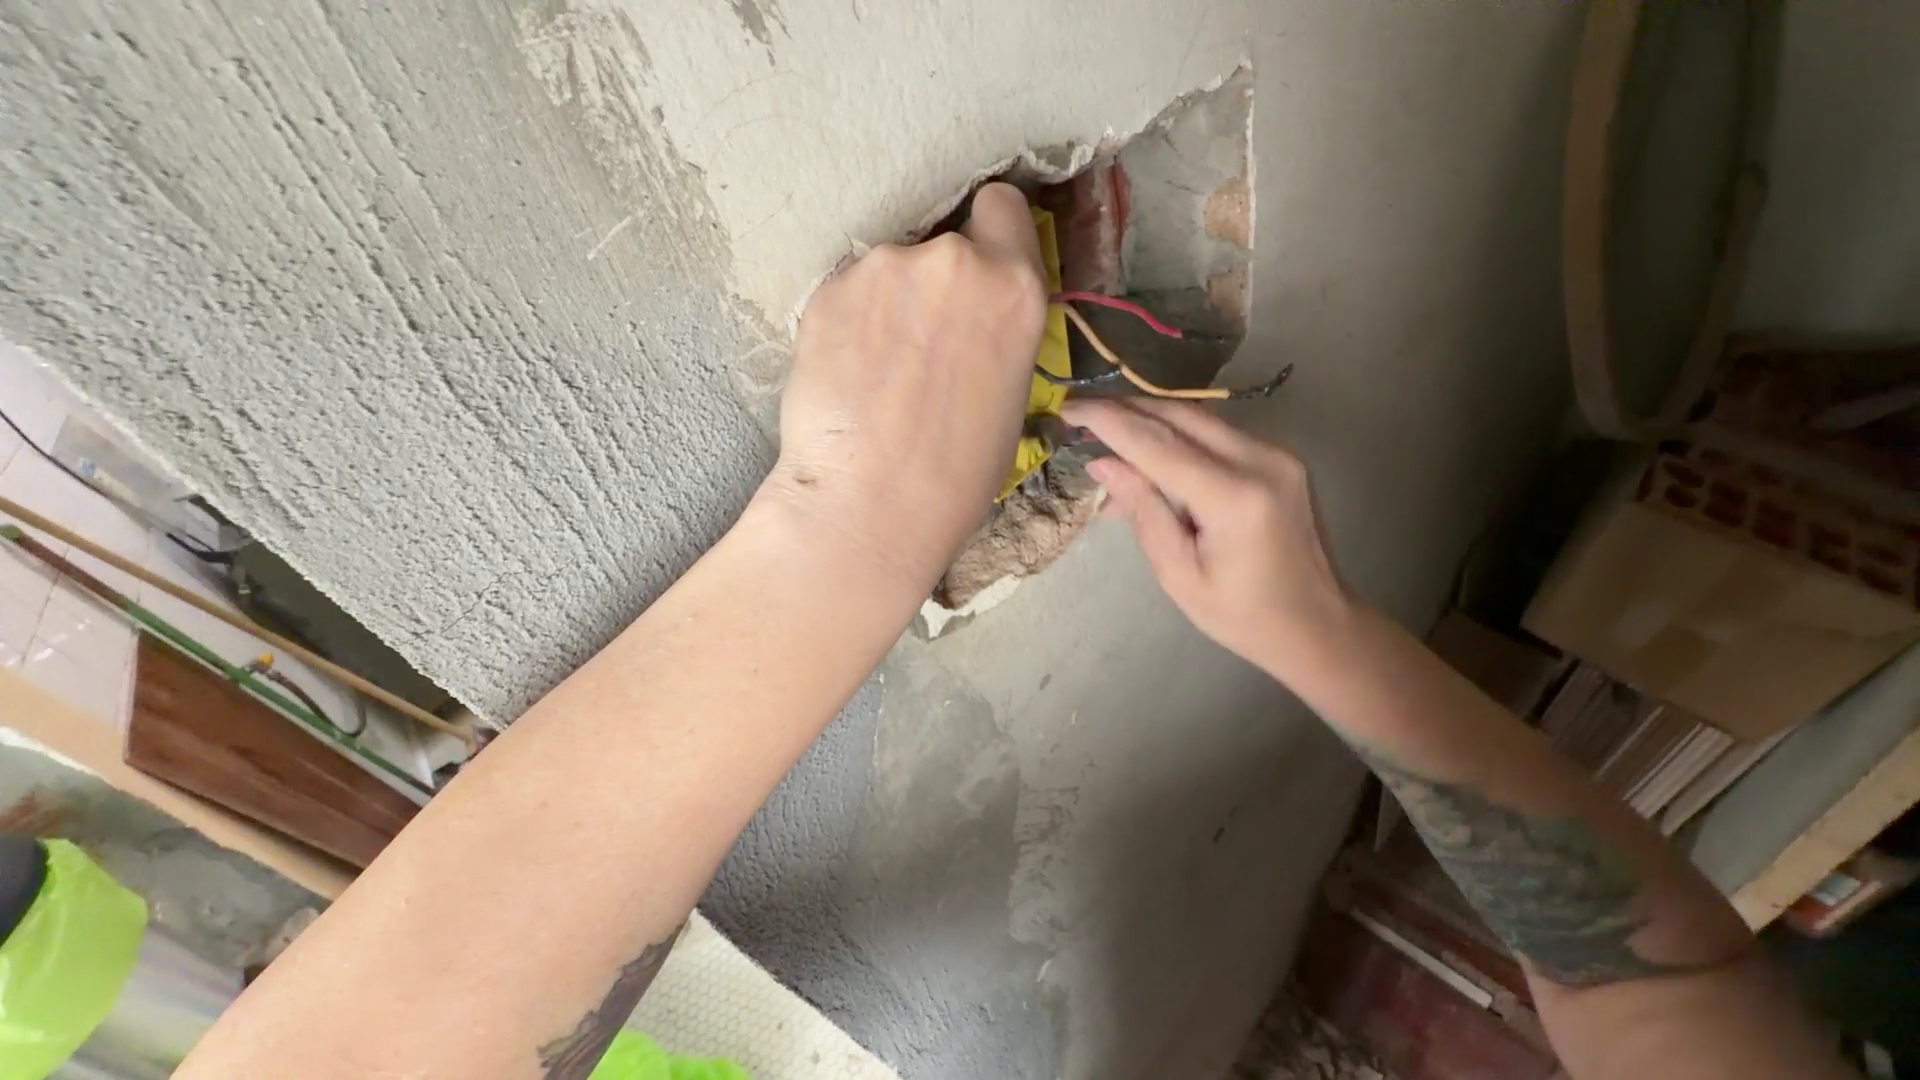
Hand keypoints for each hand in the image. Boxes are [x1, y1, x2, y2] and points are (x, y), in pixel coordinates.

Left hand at [763, 183, 1046, 588]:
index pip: (1003, 207)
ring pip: (889, 268)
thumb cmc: (957, 474)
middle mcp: (953, 260)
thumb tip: (975, 322)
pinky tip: (845, 372)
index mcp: (1014, 288)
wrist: (871, 503)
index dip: (990, 234)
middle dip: (933, 282)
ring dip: (887, 302)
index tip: (976, 270)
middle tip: (919, 344)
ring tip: (876, 369)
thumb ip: (997, 334)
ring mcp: (884, 269)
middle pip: (942, 243)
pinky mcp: (828, 290)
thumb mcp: (1010, 398)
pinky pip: (847, 291)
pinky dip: (848, 320)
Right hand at [1060, 398, 1354, 673]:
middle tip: (1079, 413)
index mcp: (1233, 497)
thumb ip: (1143, 511)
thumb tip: (1103, 463)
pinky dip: (1176, 437)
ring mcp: (1276, 454)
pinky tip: (1147, 456)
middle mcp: (1260, 460)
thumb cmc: (1240, 614)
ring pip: (1198, 418)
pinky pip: (1216, 434)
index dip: (1108, 421)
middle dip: (1125, 408)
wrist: (1317, 623)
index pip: (1156, 443)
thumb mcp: (1178, 574)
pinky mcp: (1280, 457)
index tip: (1068, 409)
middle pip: (1179, 415)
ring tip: (1105, 433)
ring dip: (1149, 420)